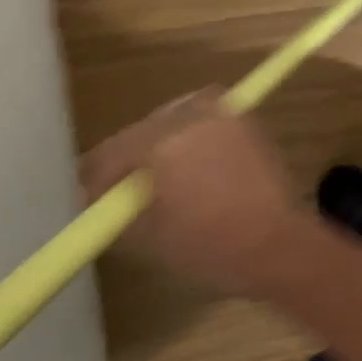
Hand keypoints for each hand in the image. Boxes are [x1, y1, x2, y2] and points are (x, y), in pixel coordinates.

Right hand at [79, 90, 304, 296]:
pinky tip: (186, 156)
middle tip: (116, 185)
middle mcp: (190, 117)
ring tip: (151, 170)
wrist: (277, 242)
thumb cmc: (211, 246)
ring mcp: (222, 114)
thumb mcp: (149, 238)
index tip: (84, 196)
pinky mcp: (245, 120)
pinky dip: (188, 130)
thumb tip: (97, 202)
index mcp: (161, 144)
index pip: (112, 153)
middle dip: (125, 156)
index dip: (94, 177)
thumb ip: (116, 213)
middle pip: (142, 131)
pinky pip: (204, 115)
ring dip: (156, 138)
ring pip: (173, 117)